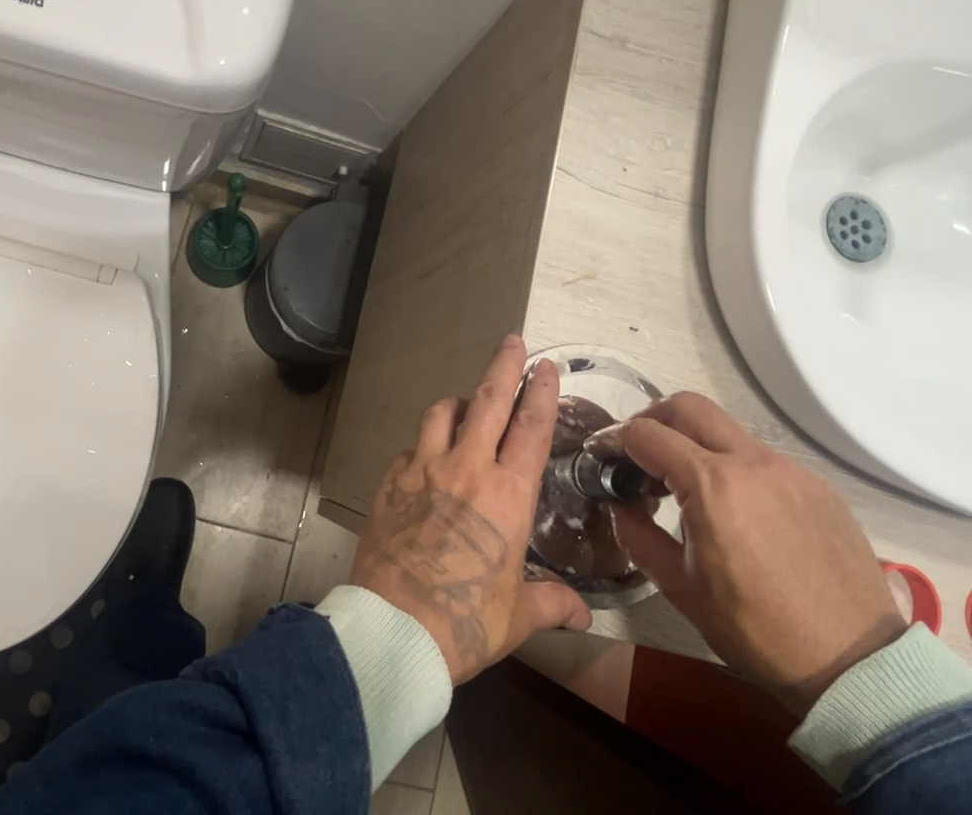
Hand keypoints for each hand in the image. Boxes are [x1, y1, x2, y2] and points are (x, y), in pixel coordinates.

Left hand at [348, 336, 593, 683]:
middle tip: (511, 342)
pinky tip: (426, 459)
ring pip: (441, 414)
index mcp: (507, 494)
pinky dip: (423, 445)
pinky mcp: (389, 483)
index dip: (540, 392)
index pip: (530, 428)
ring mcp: (421, 471)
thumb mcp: (518, 615)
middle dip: (503, 367)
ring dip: (458, 403)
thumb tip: (583, 615)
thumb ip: (551, 603)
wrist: (395, 628)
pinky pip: (409, 448)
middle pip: (488, 402)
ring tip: (466, 405)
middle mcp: (465, 469)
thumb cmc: (466, 621)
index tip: (545, 365)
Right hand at [608, 393, 906, 715]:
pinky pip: (762, 459)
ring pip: (728, 430)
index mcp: (711, 485)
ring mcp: (791, 471)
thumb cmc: (755, 629)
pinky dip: (733, 467)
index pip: (647, 434)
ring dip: (695, 443)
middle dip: (653, 420)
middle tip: (638, 453)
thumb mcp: (679, 586)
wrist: (854, 662)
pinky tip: (734, 510)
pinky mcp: (818, 487)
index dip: (616, 441)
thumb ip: (637, 534)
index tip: (603, 458)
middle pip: (688, 407)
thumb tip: (619, 505)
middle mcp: (752, 463)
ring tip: (684, 485)